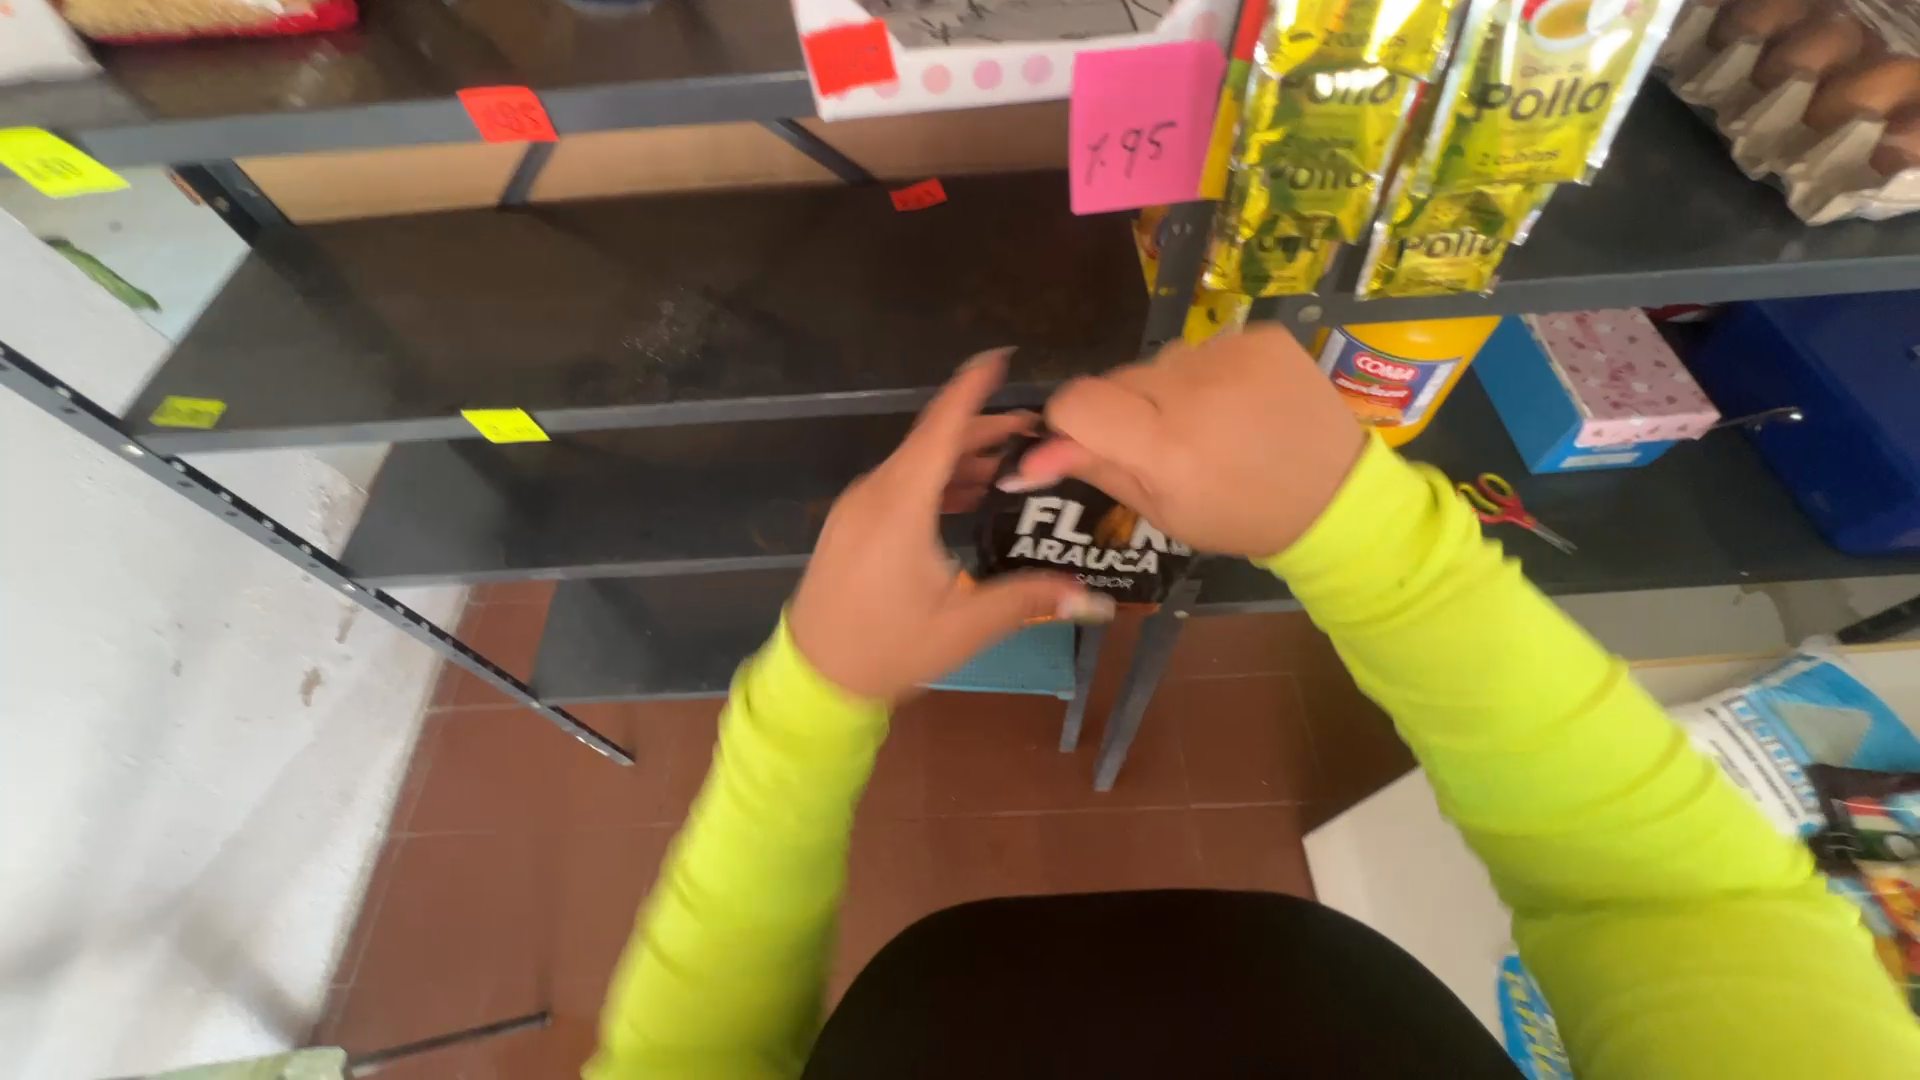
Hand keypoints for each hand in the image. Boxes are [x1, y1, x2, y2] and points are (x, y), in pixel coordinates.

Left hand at [789, 350, 1116, 702]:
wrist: (816, 679)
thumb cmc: (888, 650)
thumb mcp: (964, 627)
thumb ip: (1027, 599)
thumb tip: (1094, 596)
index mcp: (900, 507)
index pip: (940, 431)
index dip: (970, 392)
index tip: (999, 358)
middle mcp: (874, 494)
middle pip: (931, 443)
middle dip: (981, 430)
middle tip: (1032, 429)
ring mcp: (857, 508)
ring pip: (914, 464)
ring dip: (958, 457)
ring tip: (1007, 462)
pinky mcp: (851, 525)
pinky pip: (898, 486)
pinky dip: (934, 480)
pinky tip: (965, 494)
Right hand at [1003, 326, 1366, 558]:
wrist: (1335, 498)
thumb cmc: (1237, 517)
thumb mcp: (1159, 509)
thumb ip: (1094, 469)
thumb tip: (1027, 457)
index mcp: (1165, 447)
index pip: (1076, 402)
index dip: (1071, 421)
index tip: (1094, 440)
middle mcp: (1193, 390)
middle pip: (1116, 379)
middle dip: (1125, 410)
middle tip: (1165, 444)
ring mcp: (1232, 355)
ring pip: (1157, 363)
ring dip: (1165, 391)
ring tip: (1208, 424)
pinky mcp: (1262, 335)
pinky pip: (1200, 347)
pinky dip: (1204, 374)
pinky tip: (1236, 403)